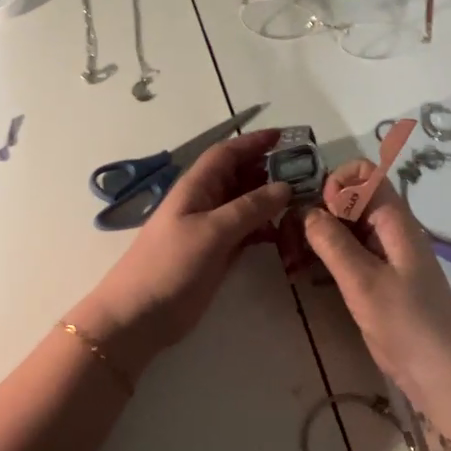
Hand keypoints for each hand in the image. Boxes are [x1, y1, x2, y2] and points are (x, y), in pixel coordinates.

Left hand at [75, 129, 291, 376]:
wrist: (140, 314)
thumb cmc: (170, 266)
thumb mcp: (211, 232)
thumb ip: (248, 208)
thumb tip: (284, 185)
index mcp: (195, 188)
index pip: (226, 154)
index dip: (253, 143)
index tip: (286, 136)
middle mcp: (203, 203)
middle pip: (239, 177)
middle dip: (269, 170)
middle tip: (310, 172)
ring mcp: (209, 230)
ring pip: (245, 205)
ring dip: (272, 200)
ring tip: (308, 200)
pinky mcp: (216, 255)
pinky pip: (246, 232)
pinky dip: (266, 229)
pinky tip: (289, 233)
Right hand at [299, 160, 450, 397]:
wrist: (443, 379)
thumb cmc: (407, 325)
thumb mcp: (362, 281)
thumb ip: (332, 242)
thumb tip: (305, 210)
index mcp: (397, 224)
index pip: (366, 177)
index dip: (335, 181)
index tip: (308, 204)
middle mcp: (394, 234)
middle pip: (354, 201)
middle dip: (320, 206)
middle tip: (286, 229)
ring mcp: (389, 259)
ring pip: (350, 228)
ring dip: (321, 232)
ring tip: (289, 249)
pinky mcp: (383, 282)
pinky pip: (352, 253)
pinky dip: (329, 254)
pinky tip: (306, 268)